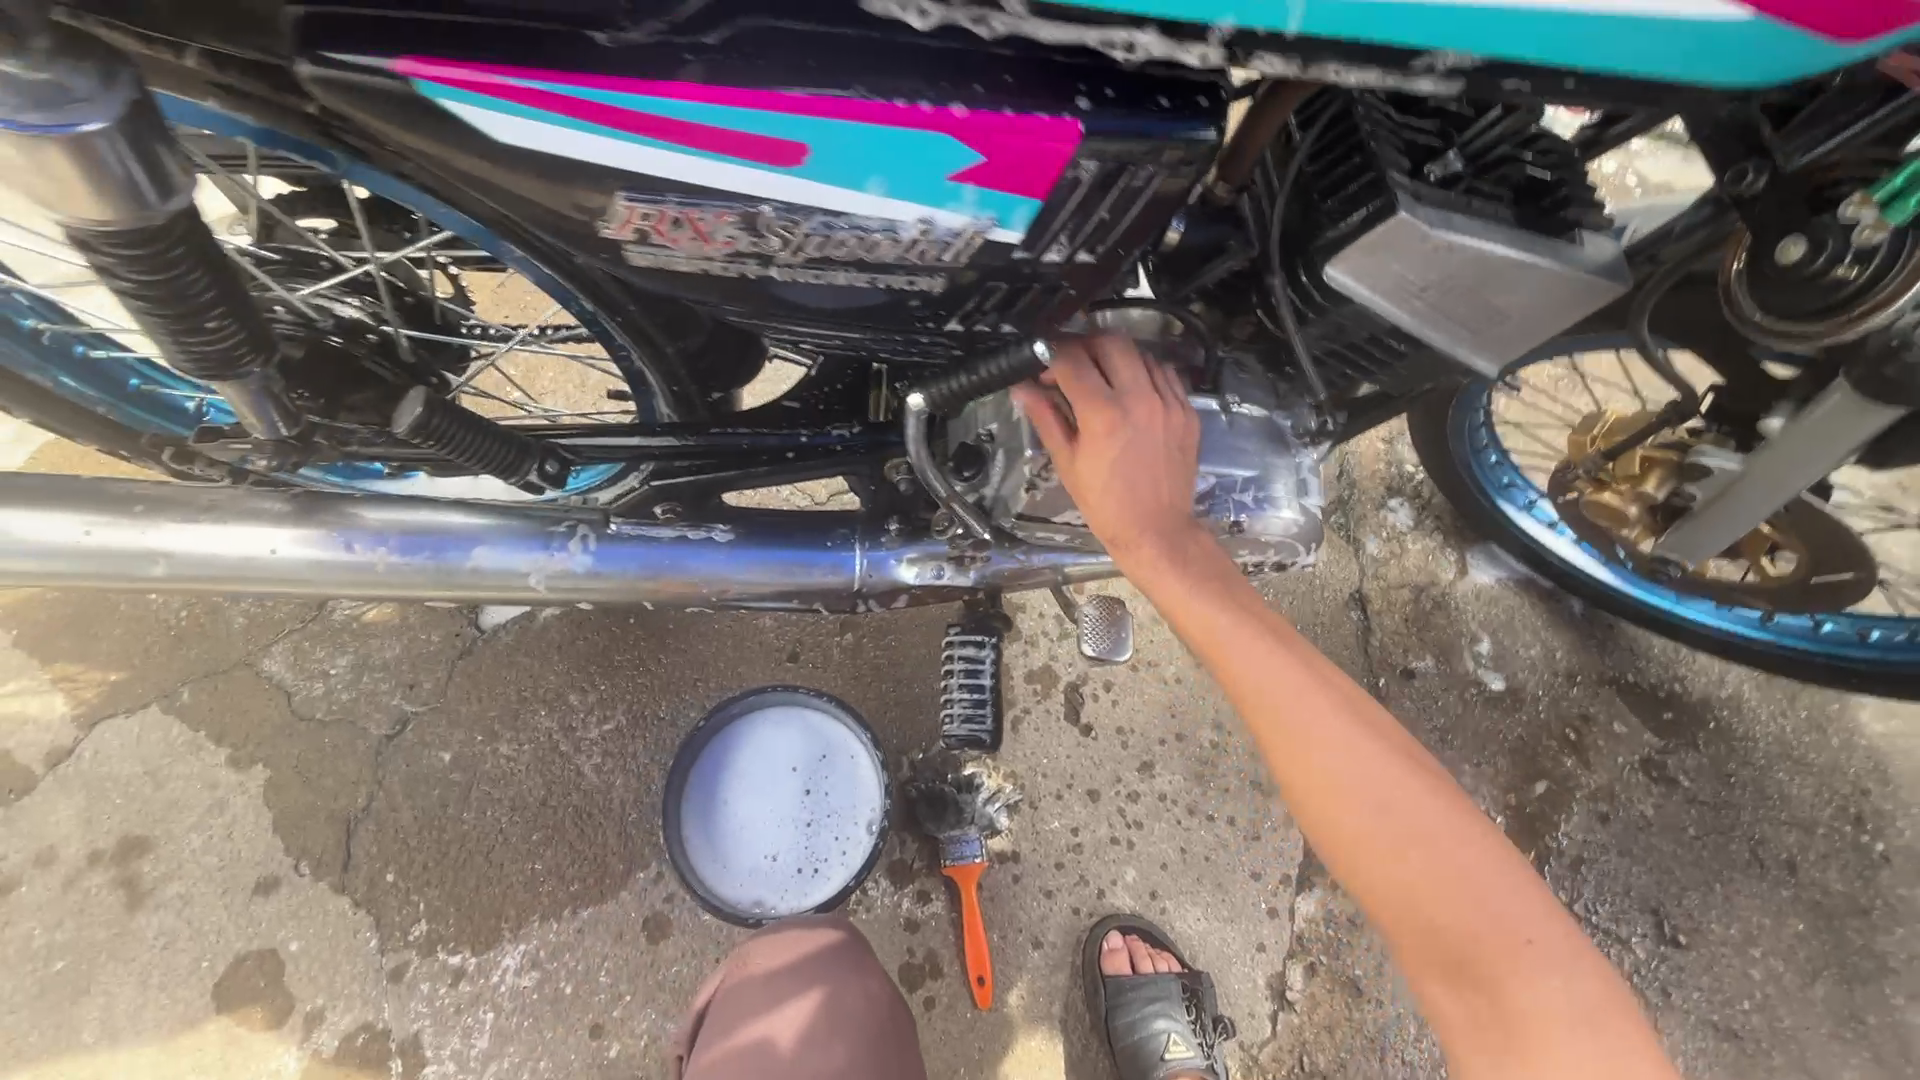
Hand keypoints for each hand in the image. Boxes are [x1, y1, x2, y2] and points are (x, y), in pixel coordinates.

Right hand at [1009, 335, 1206, 568]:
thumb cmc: (1105, 503)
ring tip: (1101, 376)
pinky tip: (1131, 390)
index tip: (1043, 366)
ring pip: (1141, 353)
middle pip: (1111, 342)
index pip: (1072, 361)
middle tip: (1071, 362)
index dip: (1051, 356)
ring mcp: (1169, 403)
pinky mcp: (1187, 411)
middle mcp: (1139, 399)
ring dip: (1116, 357)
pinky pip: (1165, 374)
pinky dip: (1144, 372)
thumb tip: (1021, 388)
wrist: (1156, 530)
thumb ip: (1046, 417)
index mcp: (1103, 414)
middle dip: (1085, 345)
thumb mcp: (1067, 461)